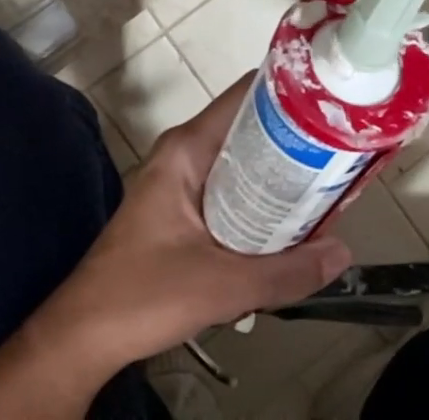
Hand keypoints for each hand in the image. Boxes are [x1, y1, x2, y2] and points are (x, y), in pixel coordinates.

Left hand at [32, 75, 351, 369]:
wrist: (83, 336)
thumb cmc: (143, 296)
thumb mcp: (222, 286)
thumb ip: (286, 272)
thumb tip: (344, 252)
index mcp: (187, 149)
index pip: (246, 96)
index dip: (291, 92)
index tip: (335, 100)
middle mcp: (185, 153)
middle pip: (251, 128)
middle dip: (297, 138)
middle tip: (345, 150)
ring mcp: (182, 181)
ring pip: (244, 162)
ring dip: (283, 172)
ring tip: (332, 180)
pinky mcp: (183, 209)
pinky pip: (234, 189)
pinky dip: (263, 198)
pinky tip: (294, 218)